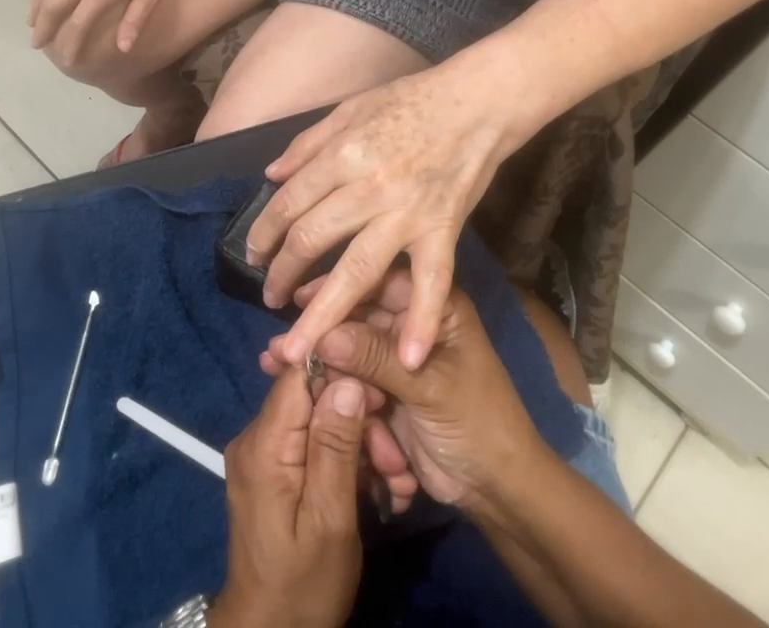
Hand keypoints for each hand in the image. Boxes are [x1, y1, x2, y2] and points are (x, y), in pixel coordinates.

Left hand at [214, 367, 367, 627]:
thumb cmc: (304, 584)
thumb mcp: (329, 519)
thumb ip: (335, 447)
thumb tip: (347, 381)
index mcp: (264, 445)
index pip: (299, 374)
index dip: (343, 375)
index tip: (383, 399)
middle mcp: (255, 439)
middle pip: (313, 399)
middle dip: (358, 421)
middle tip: (394, 464)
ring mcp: (262, 456)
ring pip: (317, 423)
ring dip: (358, 446)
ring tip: (392, 483)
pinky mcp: (272, 472)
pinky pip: (311, 446)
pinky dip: (344, 461)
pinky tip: (373, 487)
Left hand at [247, 67, 525, 370]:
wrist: (477, 101)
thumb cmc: (412, 100)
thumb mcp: (350, 107)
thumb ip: (308, 143)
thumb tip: (271, 176)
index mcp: (342, 154)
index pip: (290, 203)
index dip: (265, 233)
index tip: (254, 256)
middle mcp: (367, 188)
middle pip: (313, 239)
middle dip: (282, 274)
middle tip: (267, 300)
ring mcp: (406, 213)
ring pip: (356, 270)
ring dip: (323, 312)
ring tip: (298, 347)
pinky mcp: (443, 229)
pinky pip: (432, 280)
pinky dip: (423, 320)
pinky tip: (410, 359)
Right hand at [268, 274, 547, 511]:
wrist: (494, 486)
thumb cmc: (477, 423)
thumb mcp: (429, 387)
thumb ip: (376, 357)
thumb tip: (320, 333)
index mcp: (436, 308)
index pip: (381, 283)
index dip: (339, 288)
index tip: (296, 299)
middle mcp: (413, 325)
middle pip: (356, 317)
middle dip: (318, 331)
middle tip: (278, 346)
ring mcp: (397, 358)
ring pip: (347, 349)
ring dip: (316, 359)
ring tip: (273, 365)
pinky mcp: (385, 389)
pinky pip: (349, 378)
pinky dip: (325, 383)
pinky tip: (294, 383)